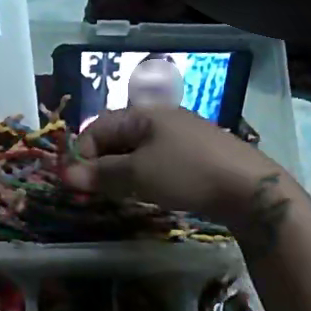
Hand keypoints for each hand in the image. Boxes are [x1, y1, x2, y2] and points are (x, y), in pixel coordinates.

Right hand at [62, 105, 284, 226]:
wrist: (245, 187)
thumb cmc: (185, 173)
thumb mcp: (137, 174)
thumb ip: (100, 174)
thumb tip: (65, 176)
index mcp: (143, 114)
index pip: (97, 128)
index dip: (80, 154)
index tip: (74, 184)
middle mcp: (160, 118)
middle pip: (116, 138)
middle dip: (99, 164)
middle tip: (92, 193)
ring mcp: (179, 136)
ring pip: (136, 152)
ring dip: (119, 173)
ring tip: (115, 196)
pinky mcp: (194, 155)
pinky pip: (155, 161)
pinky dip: (142, 176)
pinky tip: (145, 193)